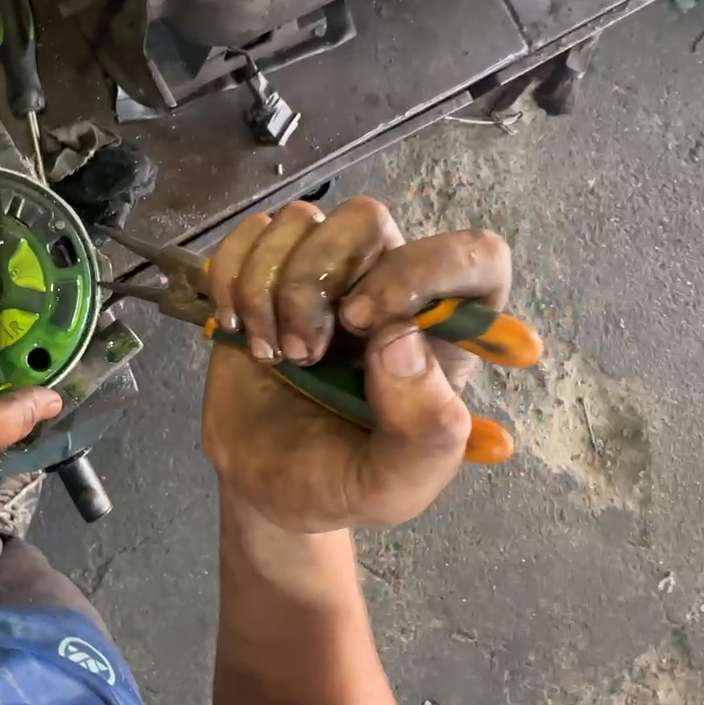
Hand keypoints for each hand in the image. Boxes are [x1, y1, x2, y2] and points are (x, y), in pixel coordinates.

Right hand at [200, 197, 511, 531]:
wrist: (263, 485)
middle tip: (303, 354)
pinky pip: (250, 234)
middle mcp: (387, 287)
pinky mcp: (265, 274)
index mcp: (442, 331)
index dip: (419, 269)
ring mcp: (322, 275)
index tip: (362, 322)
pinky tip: (236, 327)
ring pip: (299, 221)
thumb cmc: (337, 482)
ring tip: (270, 353)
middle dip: (314, 284)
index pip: (472, 254)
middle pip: (364, 218)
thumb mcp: (395, 484)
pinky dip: (231, 275)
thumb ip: (424, 427)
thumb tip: (400, 338)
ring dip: (266, 288)